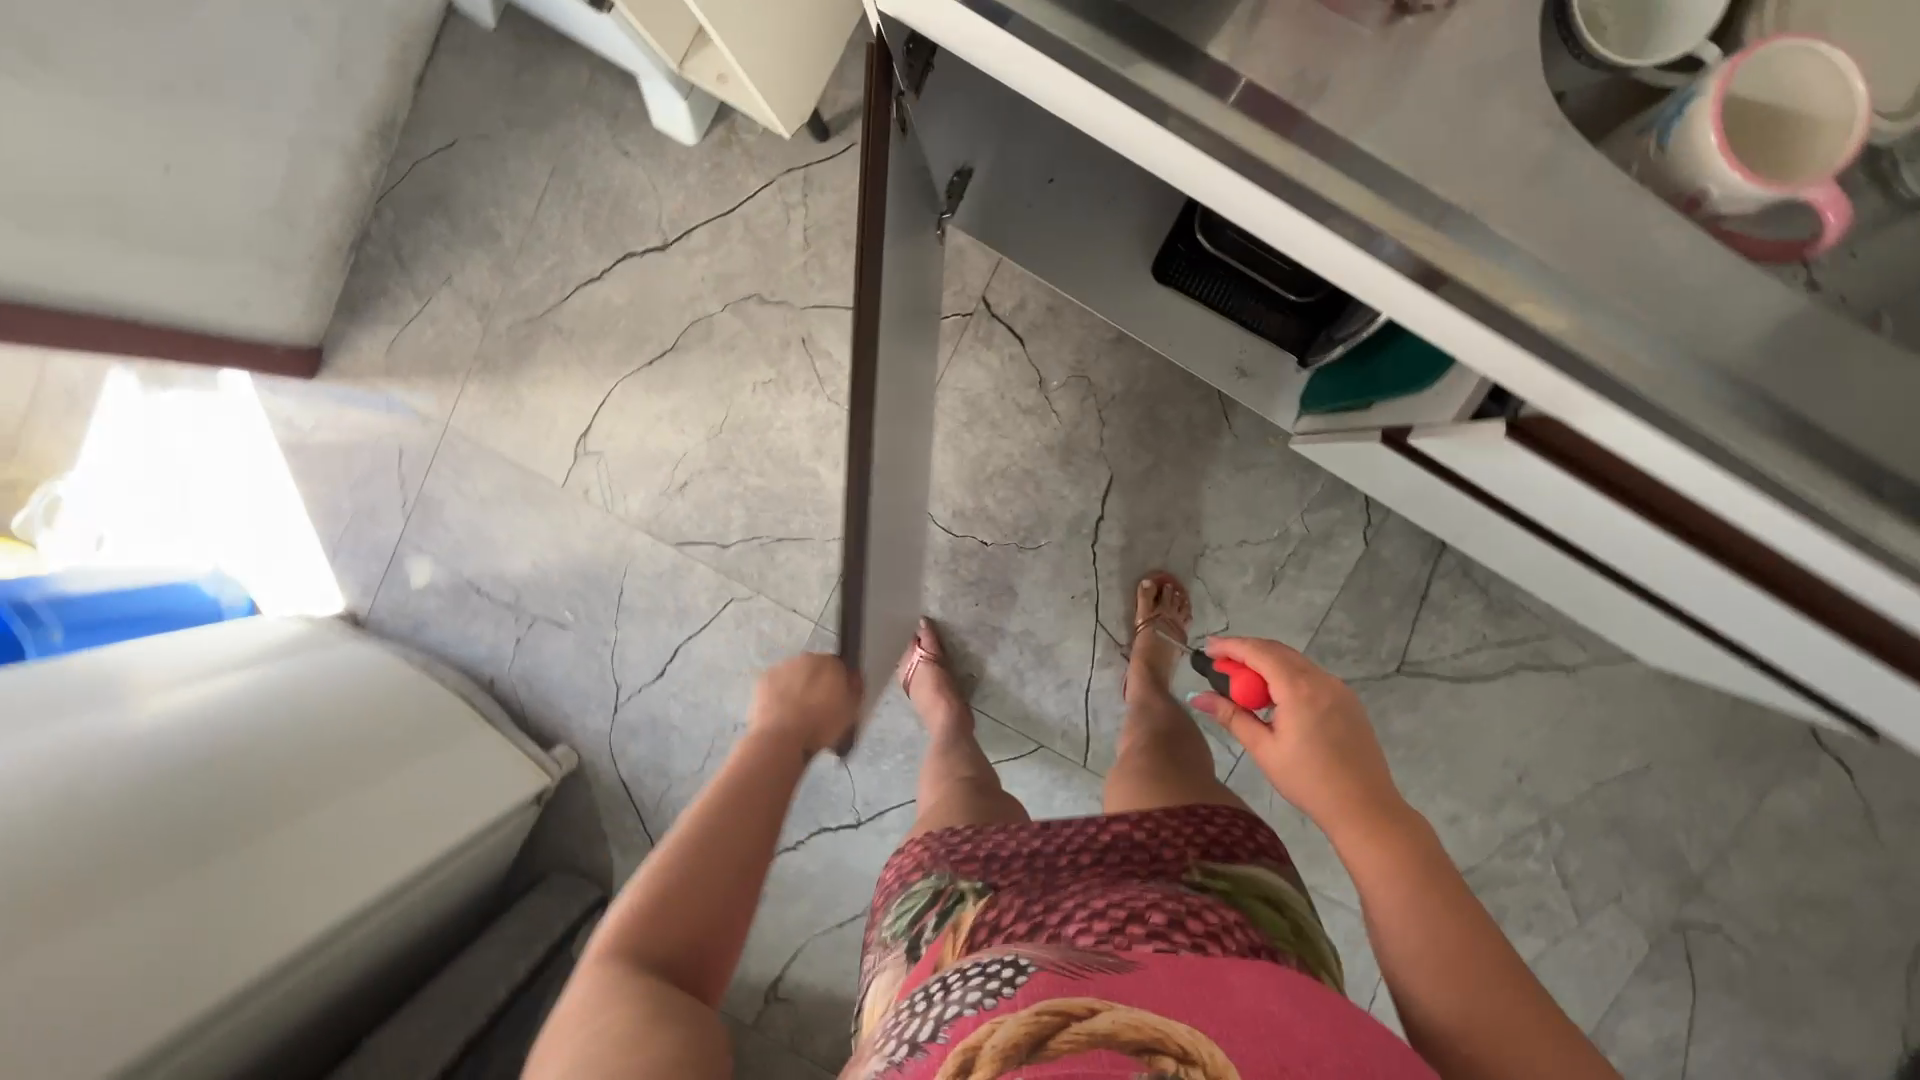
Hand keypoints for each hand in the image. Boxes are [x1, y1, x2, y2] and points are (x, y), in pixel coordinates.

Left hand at [748, 654, 861, 756]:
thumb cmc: (821, 726)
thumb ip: (855, 689)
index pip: (840, 667)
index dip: (839, 684)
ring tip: (797, 713)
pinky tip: (782, 713)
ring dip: (798, 687)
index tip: (836, 701)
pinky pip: (777, 684)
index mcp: (832, 663)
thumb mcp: (851, 712)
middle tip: (817, 708)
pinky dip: (779, 694)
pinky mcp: (763, 679)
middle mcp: (807, 658)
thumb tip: (853, 677)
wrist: (781, 738)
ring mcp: (783, 667)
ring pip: (795, 675)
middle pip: (816, 668)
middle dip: (817, 683)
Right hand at [1188, 636, 1405, 839]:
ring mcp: (1339, 689)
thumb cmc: (1308, 781)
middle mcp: (1322, 680)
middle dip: (1247, 652)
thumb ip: (1231, 716)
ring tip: (1244, 685)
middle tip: (1220, 666)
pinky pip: (1311, 676)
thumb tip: (1197, 697)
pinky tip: (1275, 699)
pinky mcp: (1348, 701)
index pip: (1259, 652)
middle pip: (1278, 651)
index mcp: (1299, 689)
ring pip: (1296, 662)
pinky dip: (1287, 677)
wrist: (1365, 807)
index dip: (1231, 646)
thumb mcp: (1263, 749)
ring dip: (1267, 664)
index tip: (1208, 649)